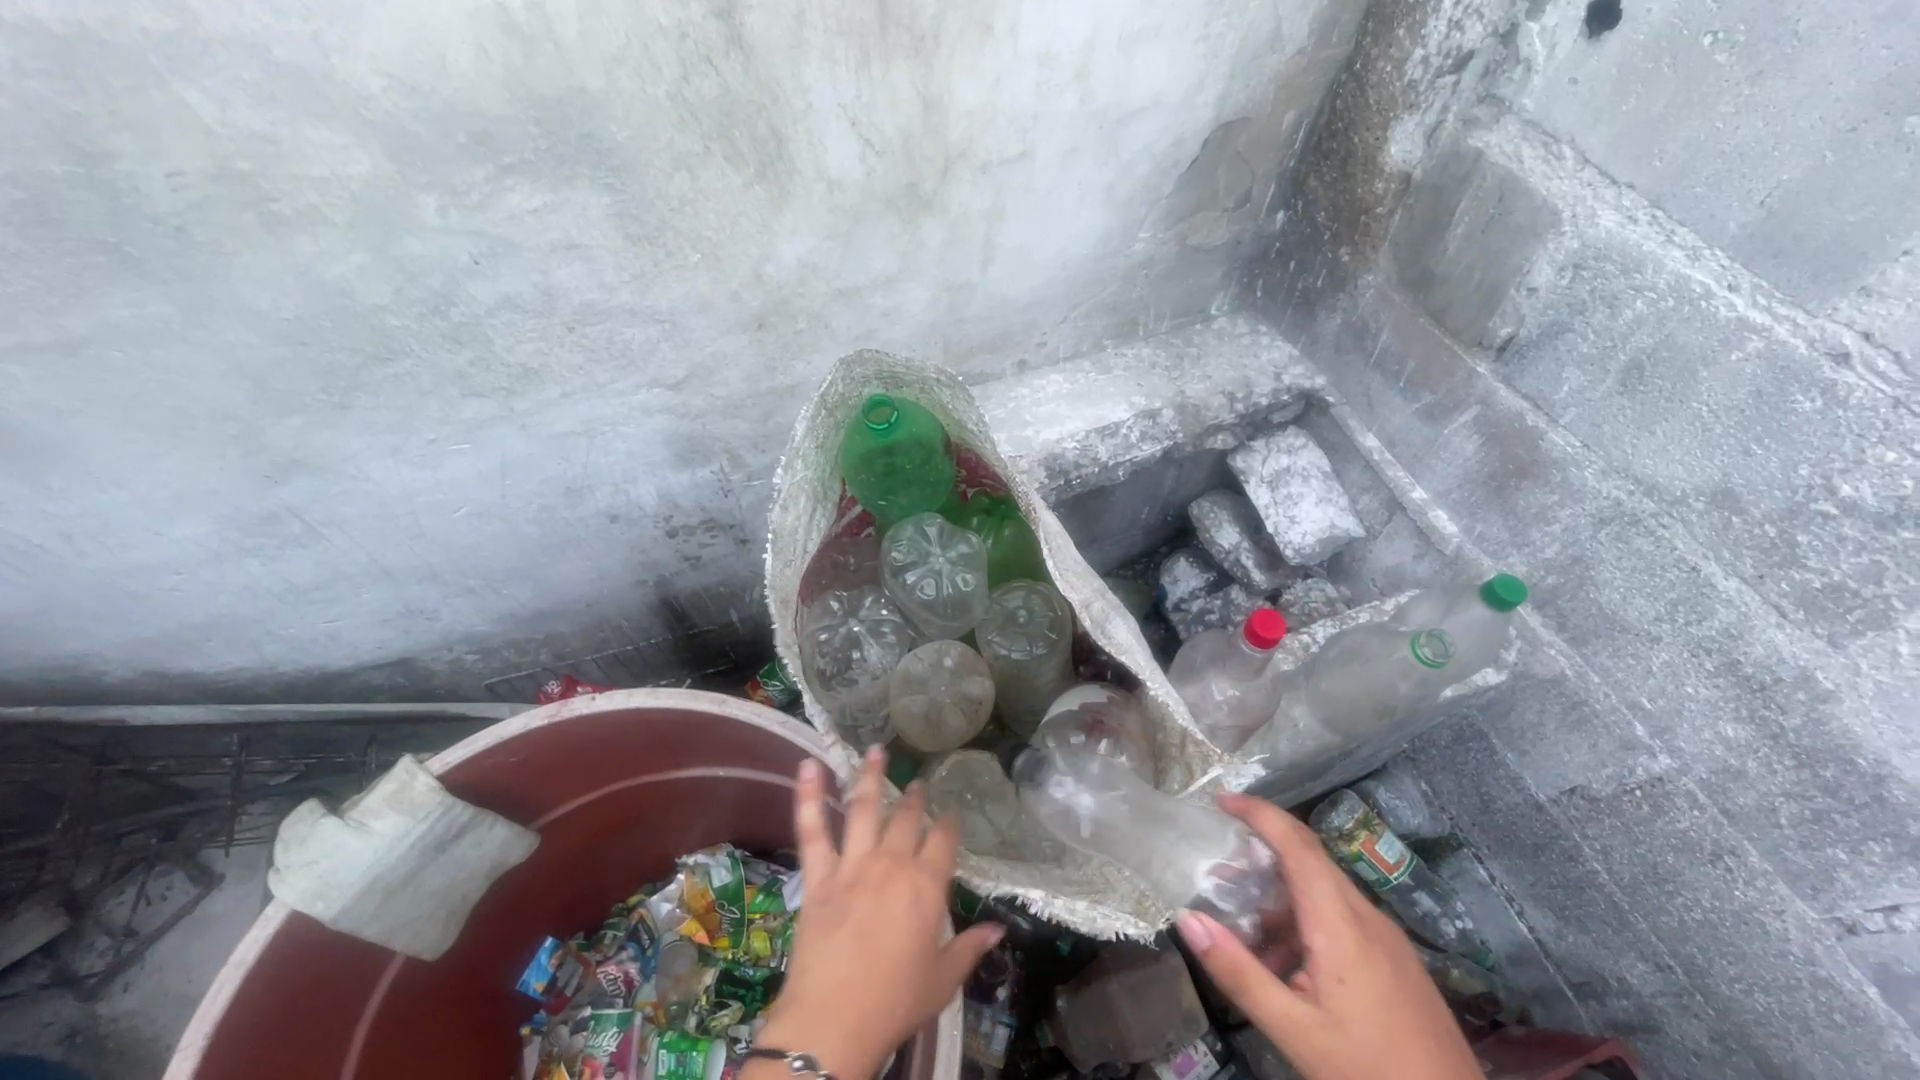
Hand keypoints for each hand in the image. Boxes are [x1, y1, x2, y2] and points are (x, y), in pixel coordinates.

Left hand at [753, 747, 1002, 1079]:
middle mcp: (892, 865)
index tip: (953, 812)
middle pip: (907, 820)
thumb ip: (970, 947)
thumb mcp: (943, 980)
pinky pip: (812, 829)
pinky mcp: (817, 876)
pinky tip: (808, 765)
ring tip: (876, 749)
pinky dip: (809, 795)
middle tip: (918, 781)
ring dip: (870, 776)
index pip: (944, 841)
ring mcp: (852, 866)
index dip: (950, 823)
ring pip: (863, 808)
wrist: (834, 1020)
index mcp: (927, 887)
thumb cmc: (894, 1003)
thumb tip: (1000, 928)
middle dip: (915, 797)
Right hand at [1176, 794, 1479, 1079]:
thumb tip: (1187, 919)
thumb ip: (1238, 972)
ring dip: (1281, 901)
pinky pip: (1342, 920)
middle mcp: (1367, 917)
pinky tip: (1286, 967)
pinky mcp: (1395, 959)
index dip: (1261, 813)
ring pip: (1324, 895)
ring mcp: (1386, 938)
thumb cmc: (1369, 1069)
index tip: (1222, 799)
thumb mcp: (1293, 1029)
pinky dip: (1304, 925)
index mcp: (1341, 925)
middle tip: (1217, 874)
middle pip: (1310, 863)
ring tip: (1244, 932)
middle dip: (1261, 857)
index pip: (1298, 845)